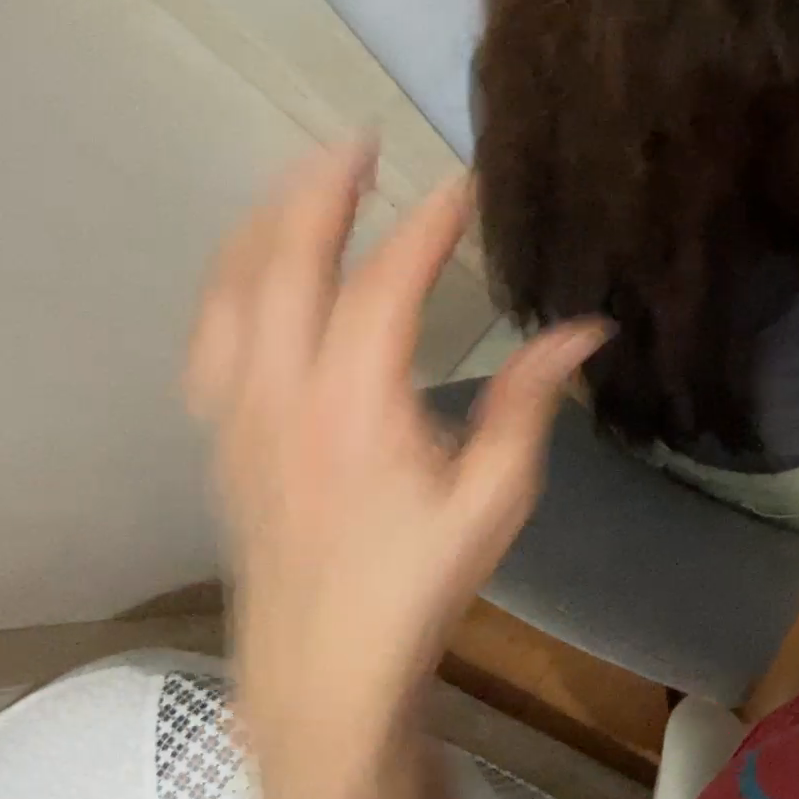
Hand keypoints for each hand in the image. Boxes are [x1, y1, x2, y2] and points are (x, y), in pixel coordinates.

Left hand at [185, 143, 607, 756]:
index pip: (385, 287)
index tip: (463, 182)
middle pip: (286, 268)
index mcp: (356, 407)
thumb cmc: (422, 574)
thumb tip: (587, 331)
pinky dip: (232, 281)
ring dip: (267, 222)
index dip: (427, 227)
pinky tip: (256, 267)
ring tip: (304, 176)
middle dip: (320, 193)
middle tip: (358, 139)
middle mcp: (282, 394)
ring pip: (231, 293)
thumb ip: (531, 403)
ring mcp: (239, 412)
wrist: (325, 659)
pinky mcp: (225, 434)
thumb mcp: (497, 495)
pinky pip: (210, 336)